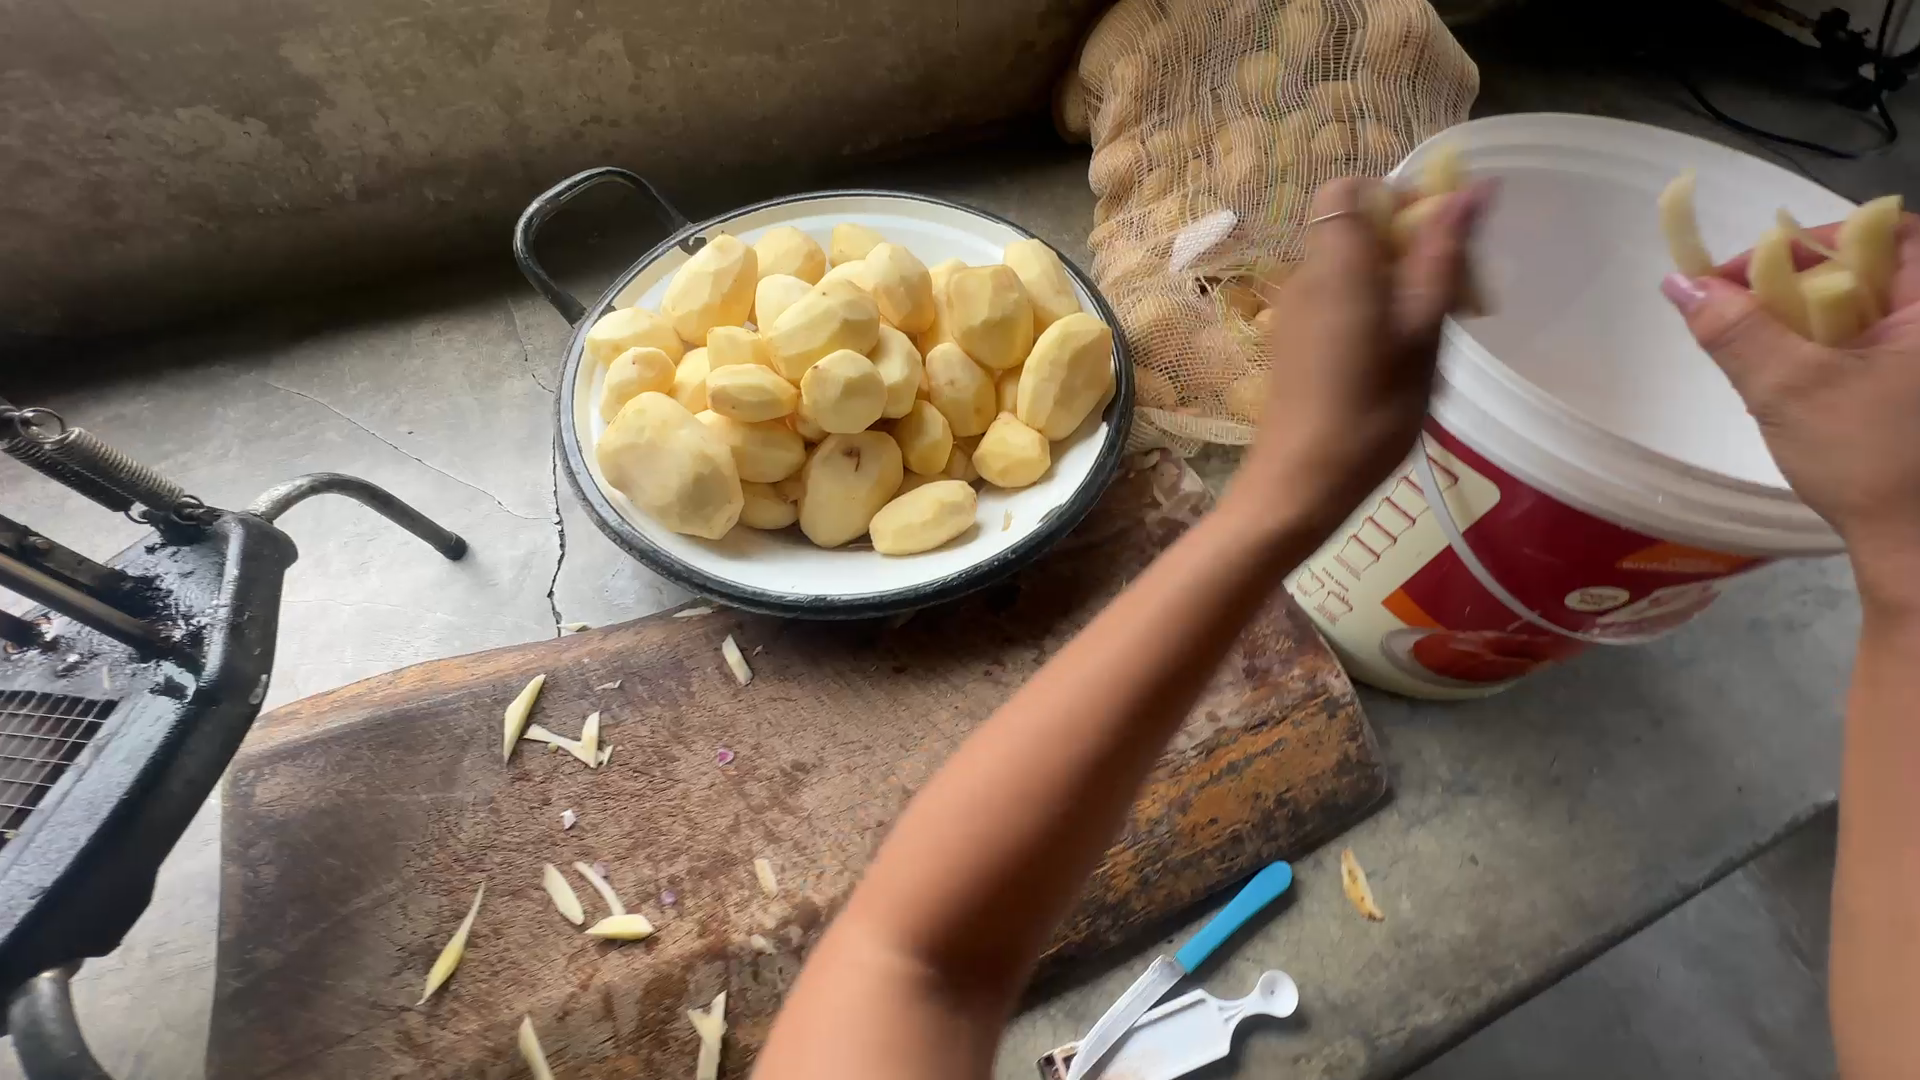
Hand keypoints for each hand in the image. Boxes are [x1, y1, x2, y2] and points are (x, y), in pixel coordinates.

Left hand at [1227, 176, 1488, 539]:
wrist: (1301, 480)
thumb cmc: (1371, 410)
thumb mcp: (1423, 331)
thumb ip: (1442, 255)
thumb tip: (1469, 188)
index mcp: (1333, 264)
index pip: (1347, 190)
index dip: (1393, 197)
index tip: (1435, 237)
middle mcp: (1301, 279)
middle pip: (1352, 229)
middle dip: (1405, 245)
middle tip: (1448, 296)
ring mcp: (1289, 313)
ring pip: (1346, 269)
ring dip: (1391, 283)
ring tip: (1423, 335)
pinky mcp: (1289, 344)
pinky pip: (1331, 303)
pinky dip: (1365, 310)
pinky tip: (1390, 357)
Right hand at [1662, 218, 1919, 615]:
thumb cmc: (1870, 458)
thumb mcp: (1789, 388)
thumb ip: (1734, 330)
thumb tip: (1678, 285)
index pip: (1875, 232)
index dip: (1797, 246)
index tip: (1730, 281)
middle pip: (1867, 265)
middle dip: (1791, 287)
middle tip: (1735, 321)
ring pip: (1861, 304)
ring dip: (1800, 321)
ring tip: (1761, 357)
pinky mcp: (1913, 376)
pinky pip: (1868, 337)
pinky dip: (1821, 347)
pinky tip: (1795, 380)